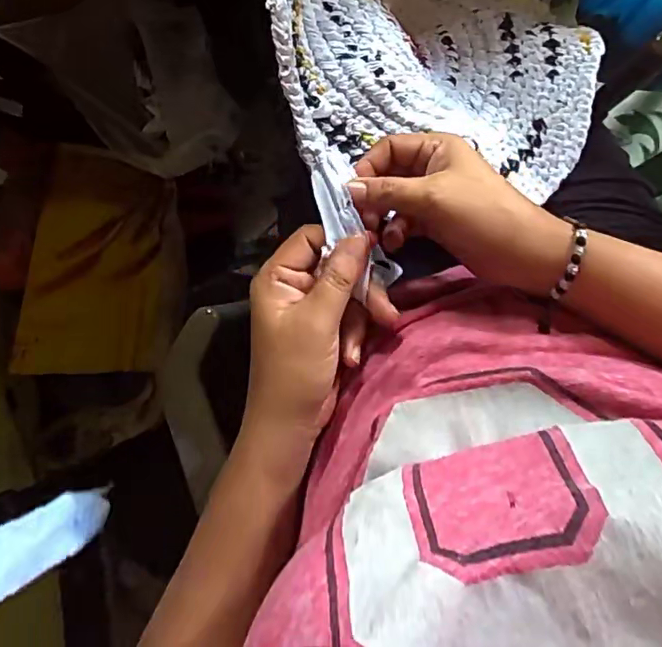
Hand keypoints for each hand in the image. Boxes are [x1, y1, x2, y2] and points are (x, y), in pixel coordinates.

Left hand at [242, 227, 389, 463]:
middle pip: (337, 265)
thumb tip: (359, 234)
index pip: (311, 237)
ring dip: (362, 316)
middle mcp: (292, 286)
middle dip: (361, 289)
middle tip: (383, 309)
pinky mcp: (325, 327)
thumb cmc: (295, 370)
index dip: (341, 239)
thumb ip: (340, 275)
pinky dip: (356, 332)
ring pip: (349, 290)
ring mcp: (309, 307)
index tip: (373, 245)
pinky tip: (352, 356)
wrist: (290, 428)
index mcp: (278, 277)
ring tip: (366, 341)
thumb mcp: (319, 319)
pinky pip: (350, 314)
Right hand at [348, 132, 573, 295]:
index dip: (368, 167)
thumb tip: (348, 188)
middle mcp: (433, 167)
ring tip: (378, 235)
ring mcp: (435, 195)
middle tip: (363, 219)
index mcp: (436, 148)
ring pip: (394, 200)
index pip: (388, 147)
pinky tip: (395, 243)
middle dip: (373, 196)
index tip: (354, 193)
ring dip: (383, 216)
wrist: (526, 254)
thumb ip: (388, 191)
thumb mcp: (432, 197)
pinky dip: (397, 230)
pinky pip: (406, 220)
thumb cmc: (482, 214)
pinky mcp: (437, 221)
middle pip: (388, 175)